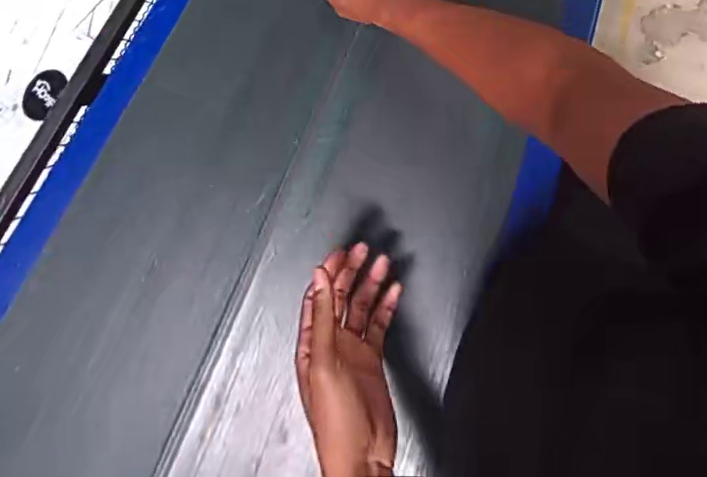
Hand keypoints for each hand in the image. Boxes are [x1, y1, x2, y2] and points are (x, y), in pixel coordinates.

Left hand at [297, 245, 401, 476]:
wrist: (363, 456)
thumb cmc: (335, 423)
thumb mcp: (325, 362)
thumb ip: (323, 316)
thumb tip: (319, 278)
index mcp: (311, 345)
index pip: (318, 297)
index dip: (328, 272)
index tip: (340, 252)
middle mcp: (331, 345)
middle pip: (340, 298)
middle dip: (351, 271)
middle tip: (362, 249)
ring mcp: (352, 352)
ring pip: (362, 307)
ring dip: (371, 284)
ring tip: (382, 263)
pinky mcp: (372, 360)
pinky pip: (379, 324)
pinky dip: (387, 305)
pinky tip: (394, 291)